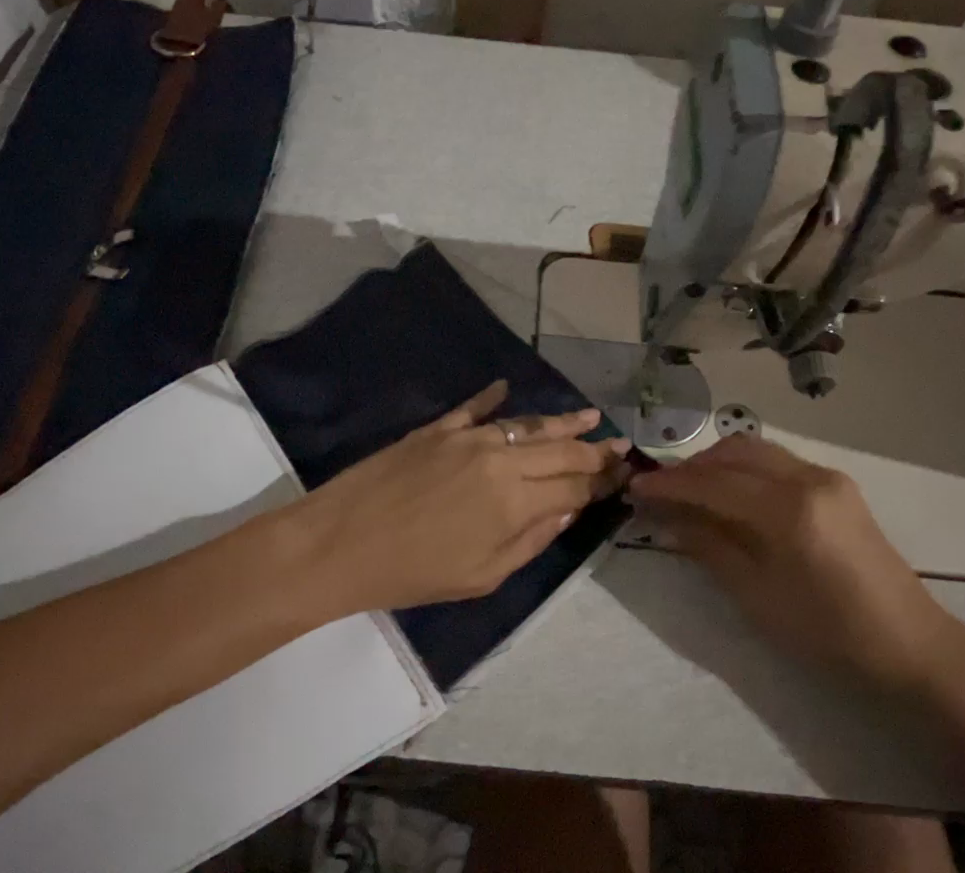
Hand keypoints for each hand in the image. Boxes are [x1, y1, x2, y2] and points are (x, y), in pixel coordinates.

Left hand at [291, 380, 630, 614]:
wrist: (339, 542)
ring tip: (590, 415)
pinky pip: (476, 407)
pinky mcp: (437, 428)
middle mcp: (501, 460)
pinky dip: (495, 397)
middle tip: (620, 445)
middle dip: (594, 449)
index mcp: (516, 502)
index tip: (625, 476)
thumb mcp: (481, 576)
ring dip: (563, 422)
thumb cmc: (411, 574)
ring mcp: (469, 438)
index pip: (574, 487)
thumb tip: (566, 511)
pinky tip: (508, 388)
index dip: (603, 483)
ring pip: (528, 425)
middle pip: (560, 452)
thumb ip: (531, 541)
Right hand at [630, 435, 960, 689]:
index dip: (669, 485)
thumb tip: (668, 517)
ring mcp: (827, 478)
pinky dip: (745, 471)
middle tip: (658, 491)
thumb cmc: (827, 633)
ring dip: (717, 465)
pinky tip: (729, 495)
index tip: (634, 488)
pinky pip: (778, 463)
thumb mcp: (756, 596)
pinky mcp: (838, 487)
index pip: (713, 483)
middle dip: (691, 468)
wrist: (909, 645)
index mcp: (788, 509)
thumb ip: (709, 547)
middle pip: (734, 454)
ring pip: (757, 452)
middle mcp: (808, 478)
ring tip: (688, 492)